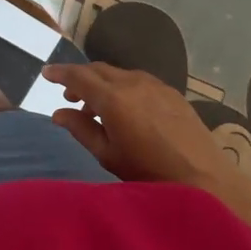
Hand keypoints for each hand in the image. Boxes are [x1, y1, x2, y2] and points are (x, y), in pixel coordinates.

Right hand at [49, 61, 250, 249]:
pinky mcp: (172, 93)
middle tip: (68, 95)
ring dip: (103, 83)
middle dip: (81, 78)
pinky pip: (139, 81)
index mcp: (113, 99)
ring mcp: (156, 85)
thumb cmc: (149, 173)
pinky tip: (125, 108)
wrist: (205, 179)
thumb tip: (59, 112)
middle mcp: (133, 83)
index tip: (46, 74)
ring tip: (96, 106)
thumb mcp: (108, 156)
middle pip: (99, 70)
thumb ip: (82, 130)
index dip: (60, 73)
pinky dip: (123, 87)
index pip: (79, 77)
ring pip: (120, 74)